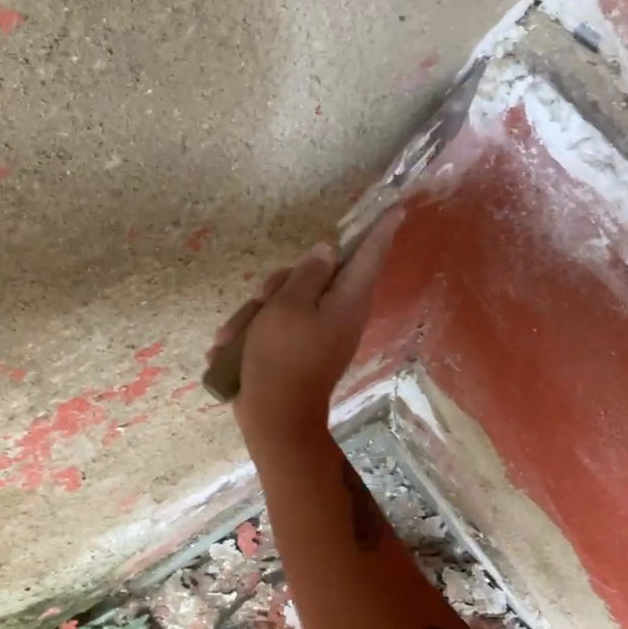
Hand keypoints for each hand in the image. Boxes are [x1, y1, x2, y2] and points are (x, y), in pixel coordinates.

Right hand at [216, 208, 404, 438]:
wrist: (275, 419)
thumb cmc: (282, 357)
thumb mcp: (288, 305)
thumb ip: (307, 274)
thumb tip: (328, 250)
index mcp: (348, 300)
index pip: (370, 255)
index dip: (381, 230)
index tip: (397, 209)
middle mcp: (341, 315)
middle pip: (316, 277)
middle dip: (282, 283)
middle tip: (262, 296)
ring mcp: (321, 334)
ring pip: (290, 302)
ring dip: (258, 314)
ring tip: (234, 336)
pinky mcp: (302, 351)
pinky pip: (280, 328)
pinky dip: (256, 335)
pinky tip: (230, 349)